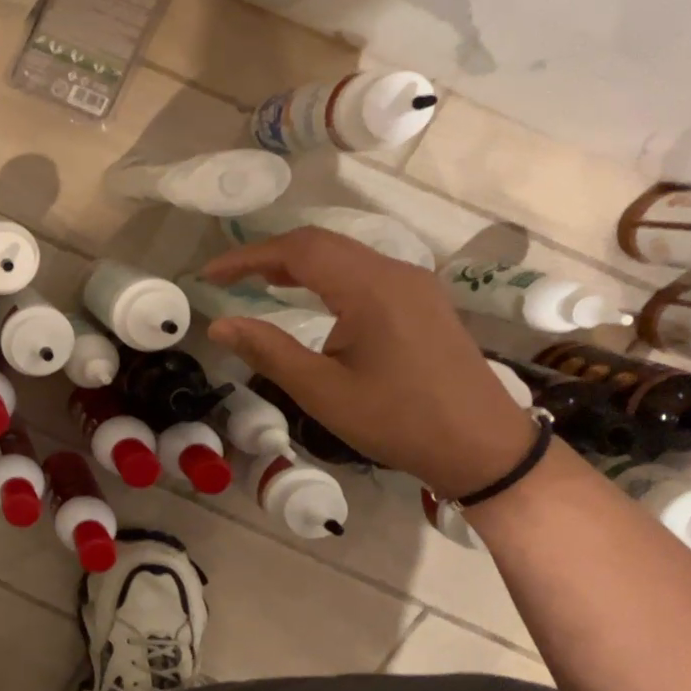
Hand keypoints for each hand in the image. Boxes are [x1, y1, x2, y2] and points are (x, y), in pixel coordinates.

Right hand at [201, 227, 537, 498]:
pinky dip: (322, 273)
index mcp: (371, 290)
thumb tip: (219, 324)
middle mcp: (395, 274)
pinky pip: (362, 270)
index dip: (248, 257)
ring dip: (295, 261)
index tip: (208, 275)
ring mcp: (413, 285)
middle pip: (321, 243)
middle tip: (225, 277)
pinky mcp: (420, 301)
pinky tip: (305, 292)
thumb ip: (268, 350)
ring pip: (343, 254)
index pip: (298, 251)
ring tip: (253, 281)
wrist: (482, 447)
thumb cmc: (398, 420)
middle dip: (267, 254)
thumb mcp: (321, 391)